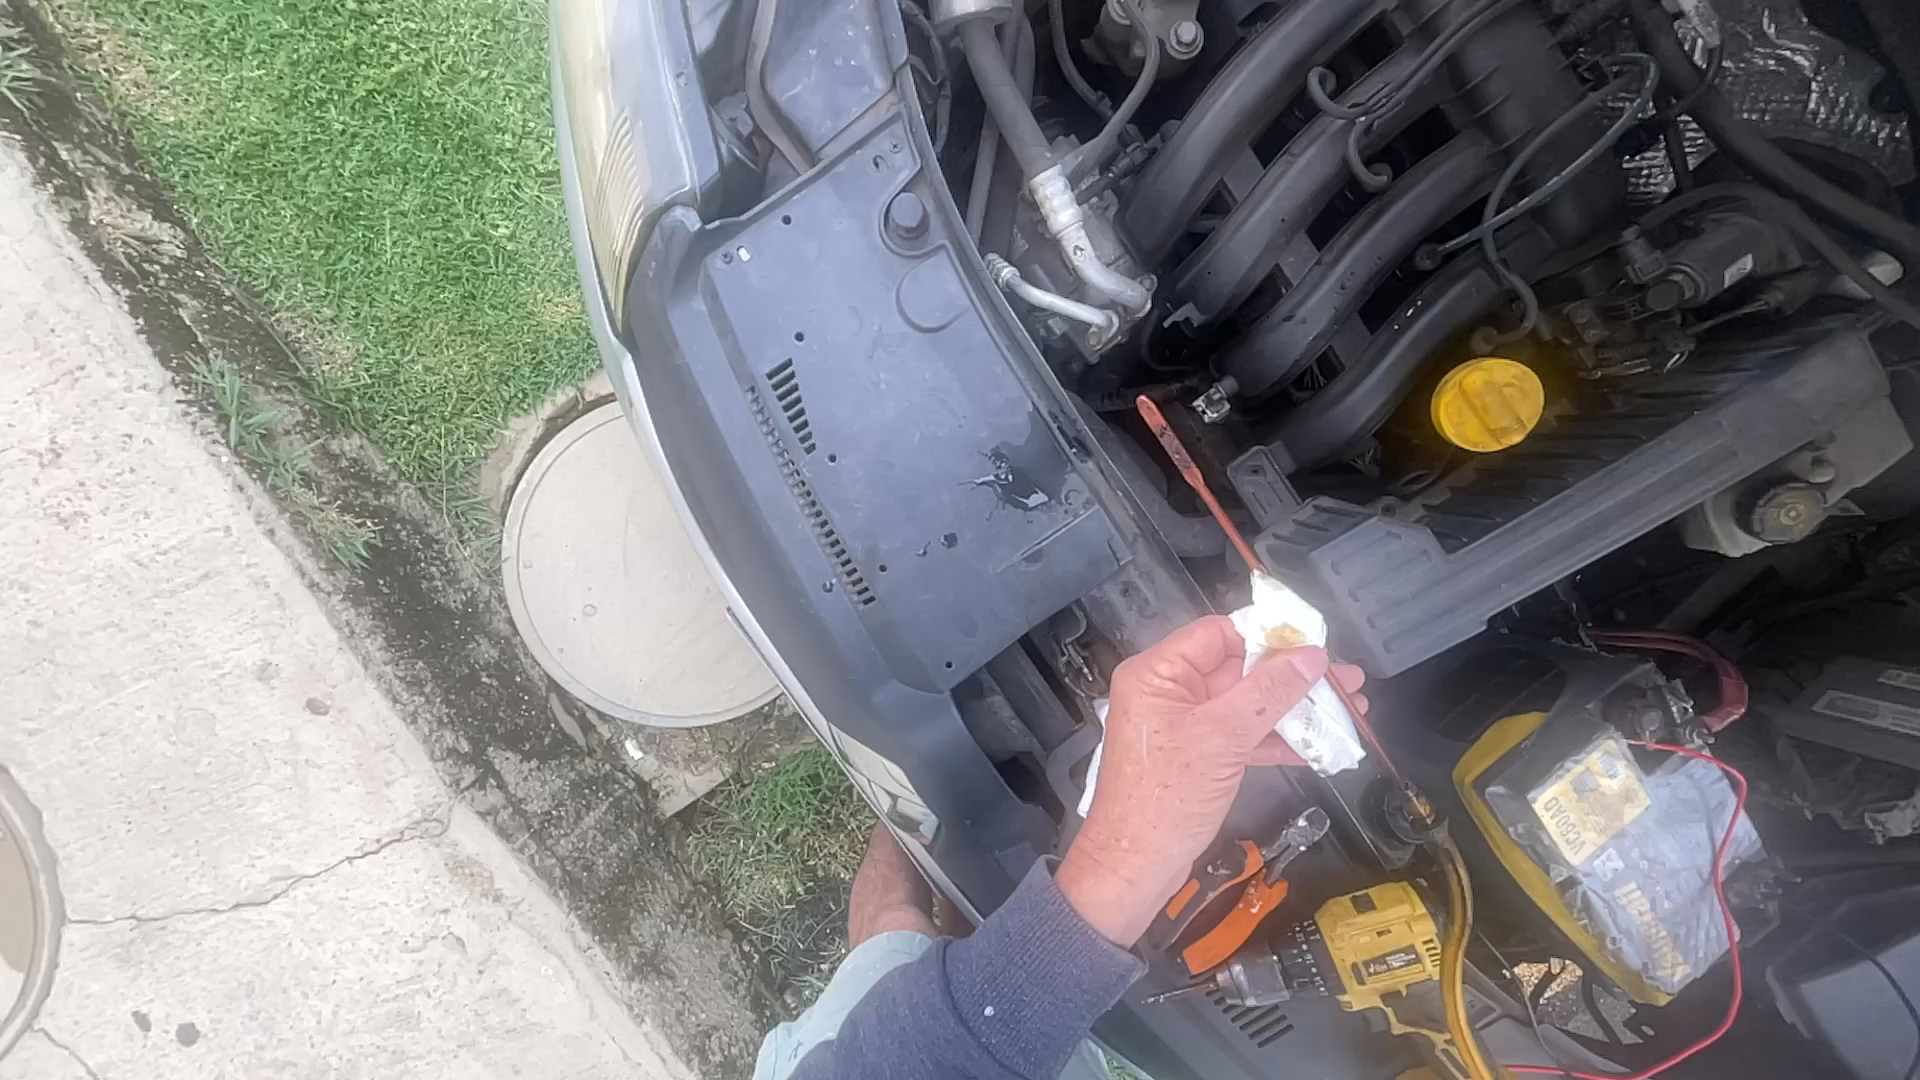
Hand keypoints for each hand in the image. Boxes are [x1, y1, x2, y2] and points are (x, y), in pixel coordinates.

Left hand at [1054, 615, 1365, 946]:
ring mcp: (1182, 724)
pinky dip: (1275, 738)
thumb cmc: (1163, 798)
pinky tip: (1317, 743)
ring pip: (1244, 703)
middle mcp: (1166, 691)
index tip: (1312, 645)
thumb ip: (1268, 693)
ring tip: (1346, 708)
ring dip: (1292, 708)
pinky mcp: (1196, 754)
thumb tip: (1309, 657)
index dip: (1264, 637)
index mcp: (1156, 673)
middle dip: (1291, 675)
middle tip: (1344, 679)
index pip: (1216, 635)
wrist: (1137, 864)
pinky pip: (1240, 734)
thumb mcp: (1222, 737)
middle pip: (1236, 668)